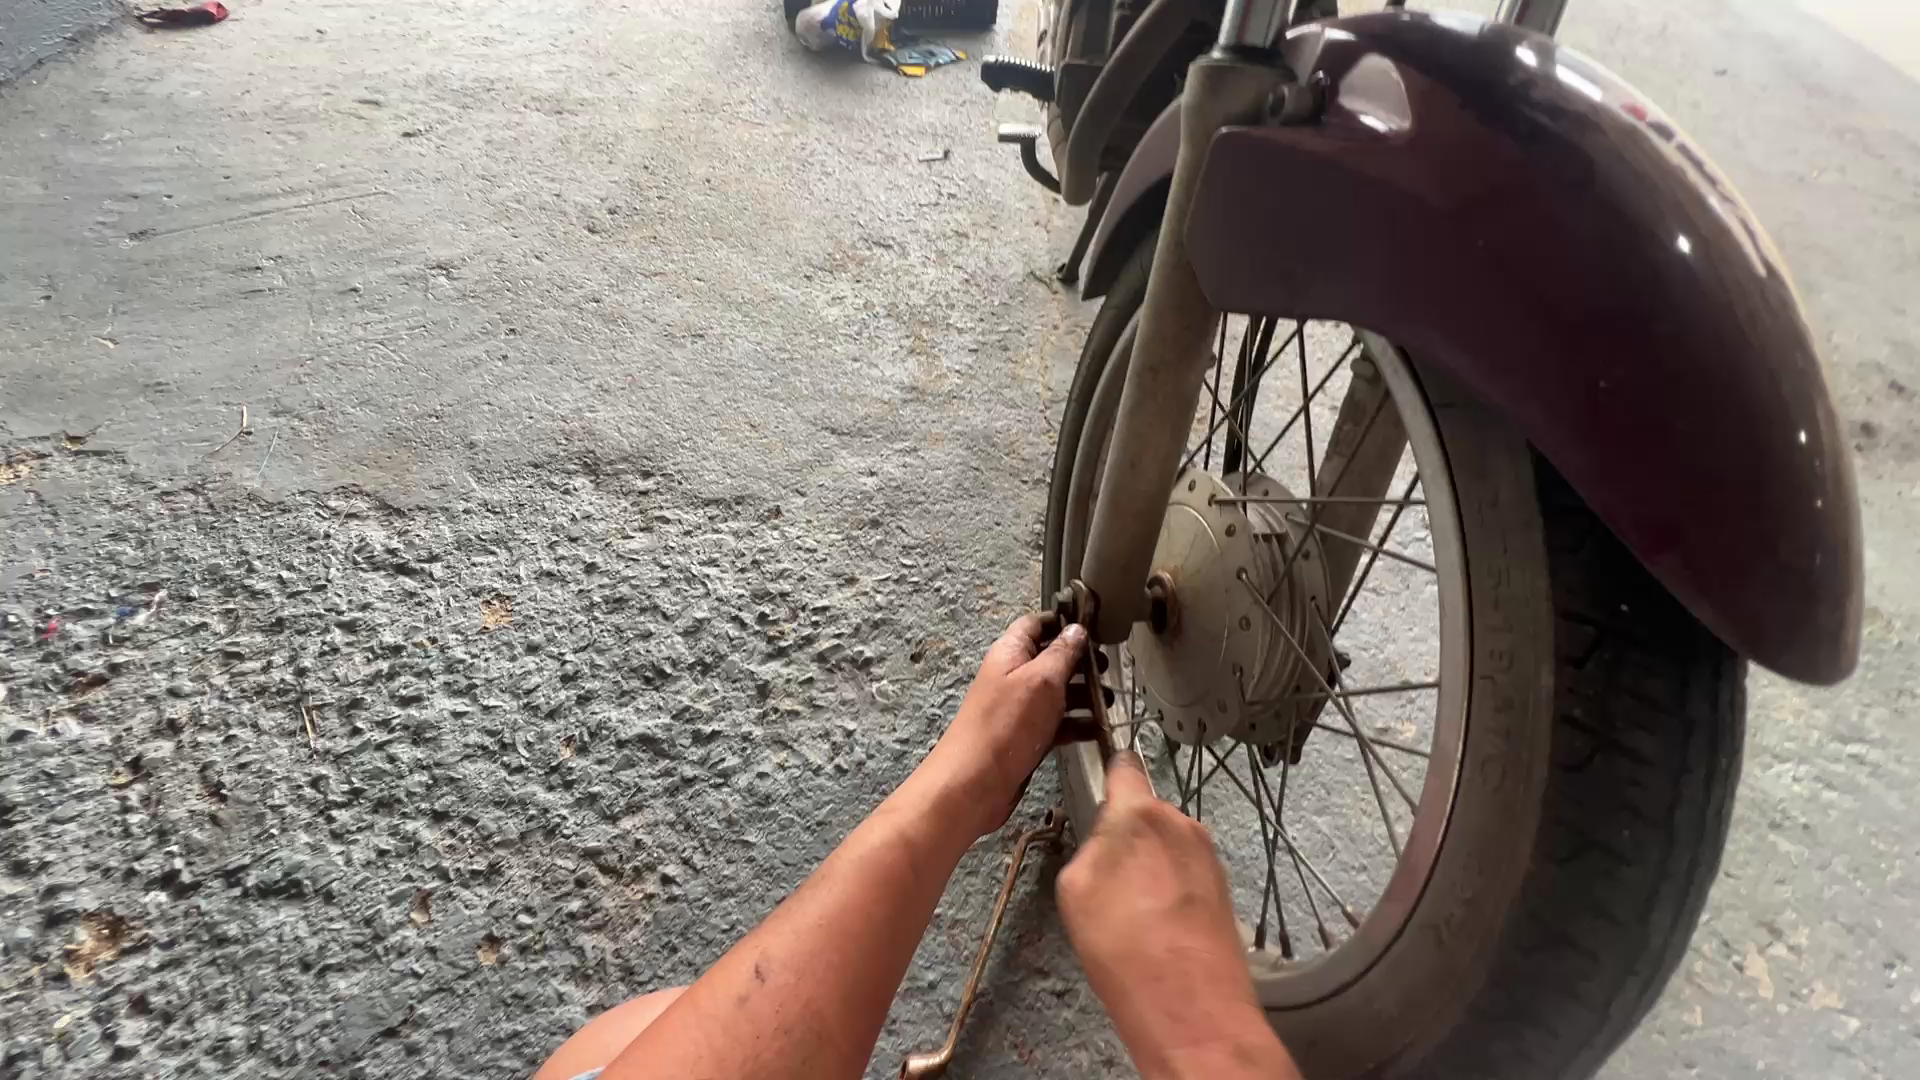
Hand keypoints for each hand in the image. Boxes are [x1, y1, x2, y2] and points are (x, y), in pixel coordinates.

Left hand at [911, 614, 1085, 838]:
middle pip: (1051, 658)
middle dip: (1081, 662)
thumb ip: (1062, 653)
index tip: (1093, 626)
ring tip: (1110, 700)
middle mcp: (1013, 676)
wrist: (975, 782)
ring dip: (1084, 694)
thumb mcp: (1041, 680)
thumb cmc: (1004, 725)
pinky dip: (1077, 723)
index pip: (1036, 624)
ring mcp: (1020, 707)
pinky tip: (1098, 729)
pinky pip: (1057, 722)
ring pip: (1057, 692)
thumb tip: (1077, 630)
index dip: (1063, 622)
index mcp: (1010, 652)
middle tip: (1107, 668)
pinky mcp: (1027, 735)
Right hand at [1057, 753, 1300, 1079]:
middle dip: (1126, 833)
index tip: (1099, 781)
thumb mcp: (1074, 889)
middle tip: (1109, 877)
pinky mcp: (1223, 885)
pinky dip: (1170, 886)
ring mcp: (1207, 854)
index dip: (1108, 772)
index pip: (1123, 767)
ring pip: (1165, 841)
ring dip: (1150, 862)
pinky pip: (1185, 869)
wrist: (1195, 1013)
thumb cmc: (1126, 948)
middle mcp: (1180, 822)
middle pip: (1143, 811)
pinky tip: (1159, 924)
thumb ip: (1089, 846)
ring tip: (1135, 910)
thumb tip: (1105, 840)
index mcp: (1138, 813)